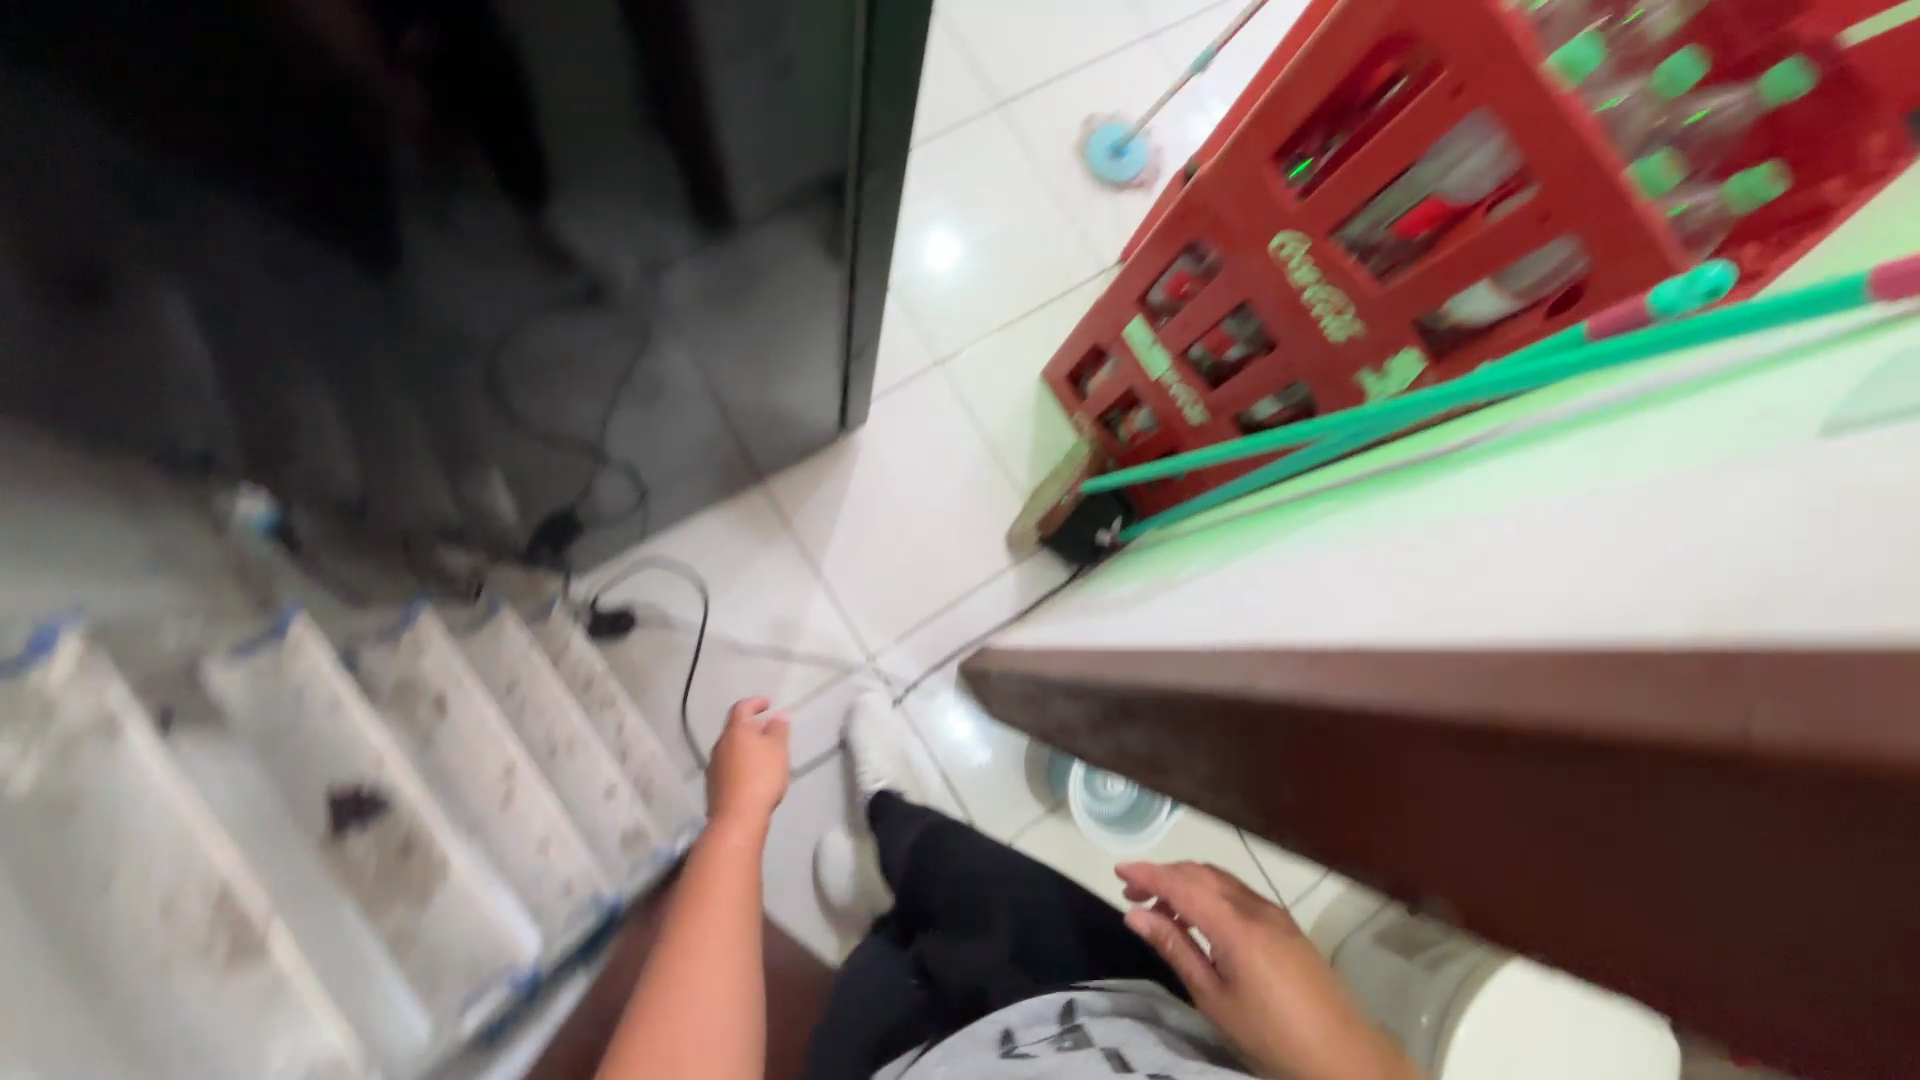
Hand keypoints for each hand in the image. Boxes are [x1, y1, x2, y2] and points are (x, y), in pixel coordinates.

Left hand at [706, 698, 790, 827]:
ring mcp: (714, 766)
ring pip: (731, 749)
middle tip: (770, 733)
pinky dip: (741, 764)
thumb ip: (779, 730)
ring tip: (764, 756)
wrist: (737, 817)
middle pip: (735, 729)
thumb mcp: (778, 749)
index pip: (742, 708)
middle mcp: (720, 745)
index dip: (755, 703)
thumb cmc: (762, 776)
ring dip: (746, 748)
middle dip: (753, 728)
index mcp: (735, 731)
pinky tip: (753, 776)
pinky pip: (728, 766)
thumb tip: (777, 717)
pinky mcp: (713, 786)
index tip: (768, 704)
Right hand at [1117, 861, 1418, 1079]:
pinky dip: (1209, 892)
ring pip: (1219, 879)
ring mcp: (1273, 912)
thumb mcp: (1214, 998)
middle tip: (1132, 895)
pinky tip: (1199, 918)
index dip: (1147, 874)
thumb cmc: (1272, 1035)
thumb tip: (1135, 915)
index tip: (1117, 871)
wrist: (1346, 1056)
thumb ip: (1175, 949)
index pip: (1181, 884)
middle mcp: (1254, 907)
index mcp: (1235, 925)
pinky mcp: (1285, 923)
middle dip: (1163, 876)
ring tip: (1161, 909)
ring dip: (1186, 882)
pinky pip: (1237, 892)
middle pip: (1200, 873)